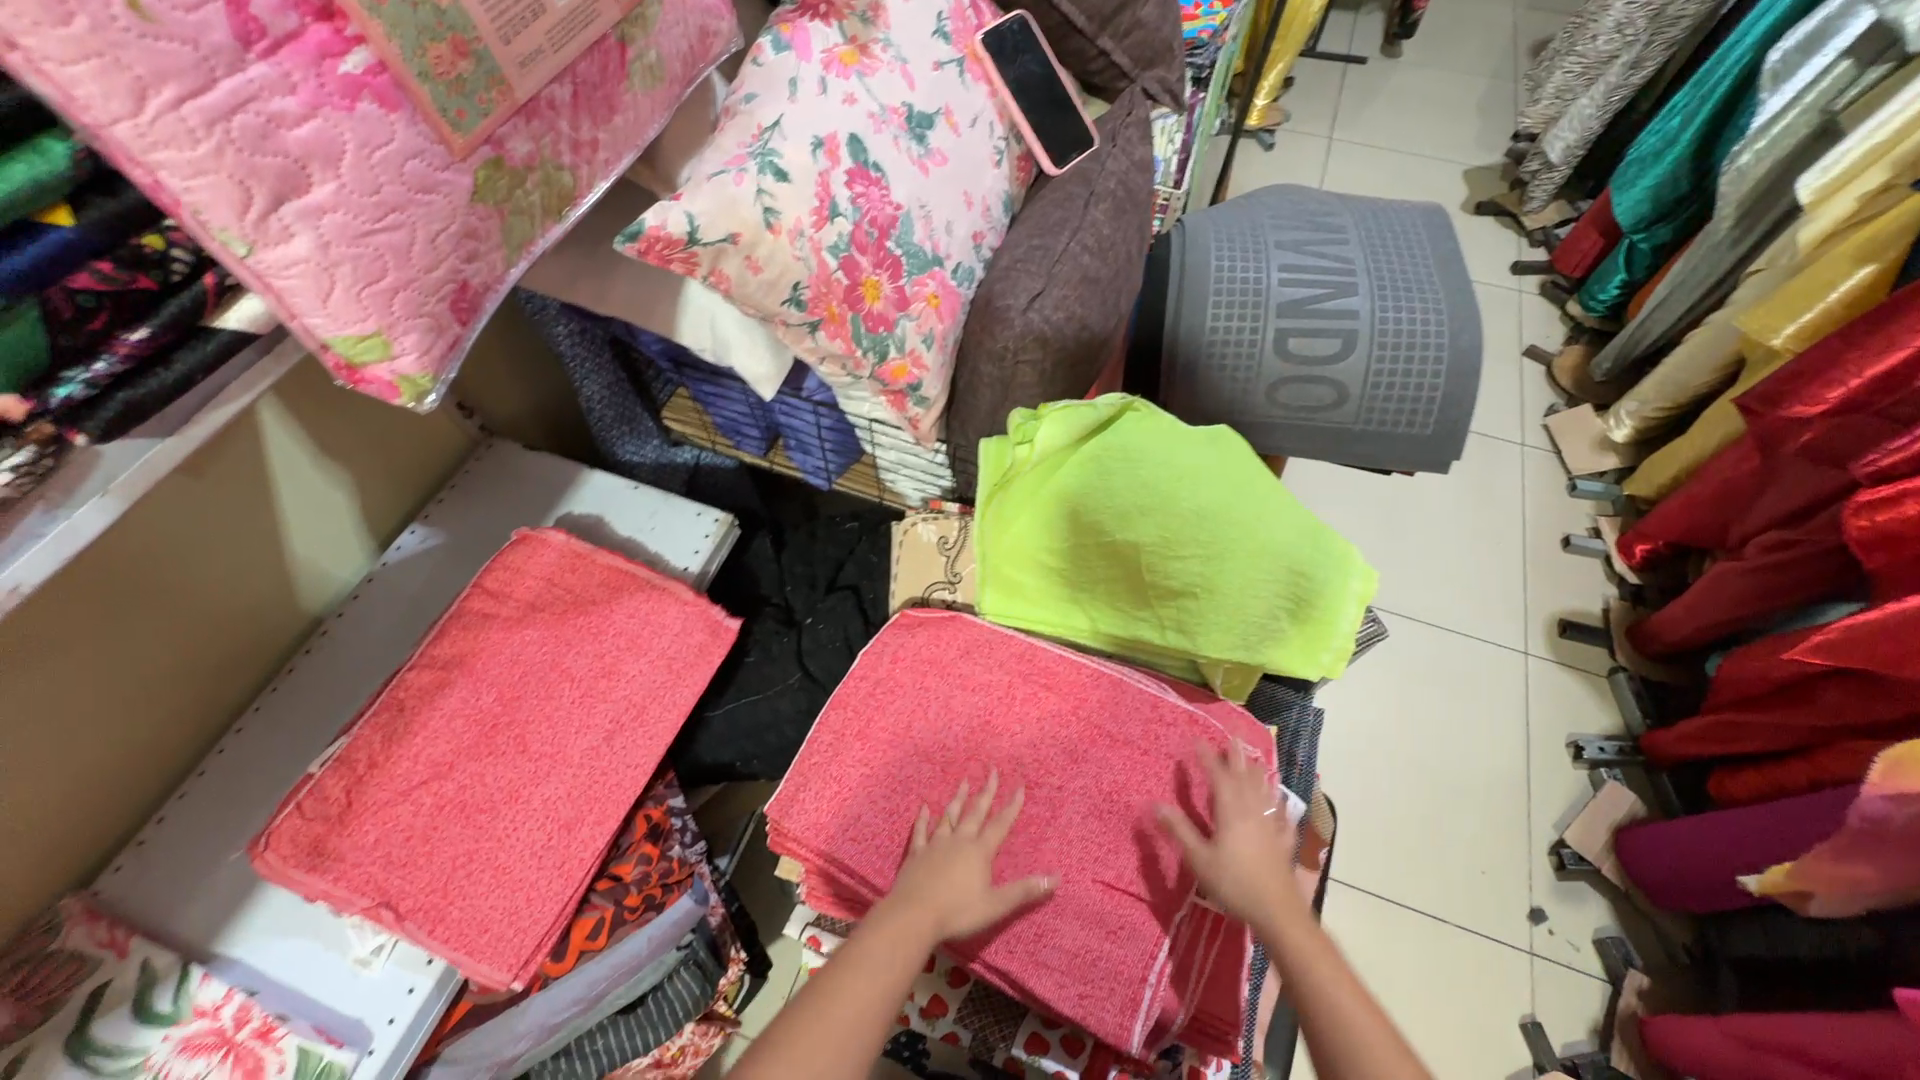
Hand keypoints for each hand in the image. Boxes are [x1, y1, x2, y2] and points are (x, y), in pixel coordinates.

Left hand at [879, 771, 1056, 943]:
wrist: (914, 915)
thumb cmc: (958, 912)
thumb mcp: (996, 905)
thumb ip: (1024, 890)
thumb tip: (1056, 878)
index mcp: (979, 852)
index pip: (1000, 824)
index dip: (1011, 806)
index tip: (1019, 787)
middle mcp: (958, 841)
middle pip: (975, 812)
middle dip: (986, 792)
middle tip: (992, 772)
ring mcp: (935, 845)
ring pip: (949, 816)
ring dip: (958, 800)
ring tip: (964, 782)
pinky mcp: (916, 854)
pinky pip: (921, 831)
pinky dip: (923, 819)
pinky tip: (924, 808)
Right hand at [1156, 740, 1302, 926]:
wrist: (1277, 911)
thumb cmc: (1233, 883)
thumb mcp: (1199, 858)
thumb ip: (1179, 830)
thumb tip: (1156, 804)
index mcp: (1230, 811)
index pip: (1218, 776)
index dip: (1207, 757)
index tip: (1197, 740)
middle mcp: (1252, 811)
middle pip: (1244, 777)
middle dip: (1236, 757)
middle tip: (1232, 739)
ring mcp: (1271, 825)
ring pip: (1264, 791)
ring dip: (1257, 772)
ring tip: (1254, 759)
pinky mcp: (1283, 841)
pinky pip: (1281, 814)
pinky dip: (1278, 801)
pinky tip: (1280, 800)